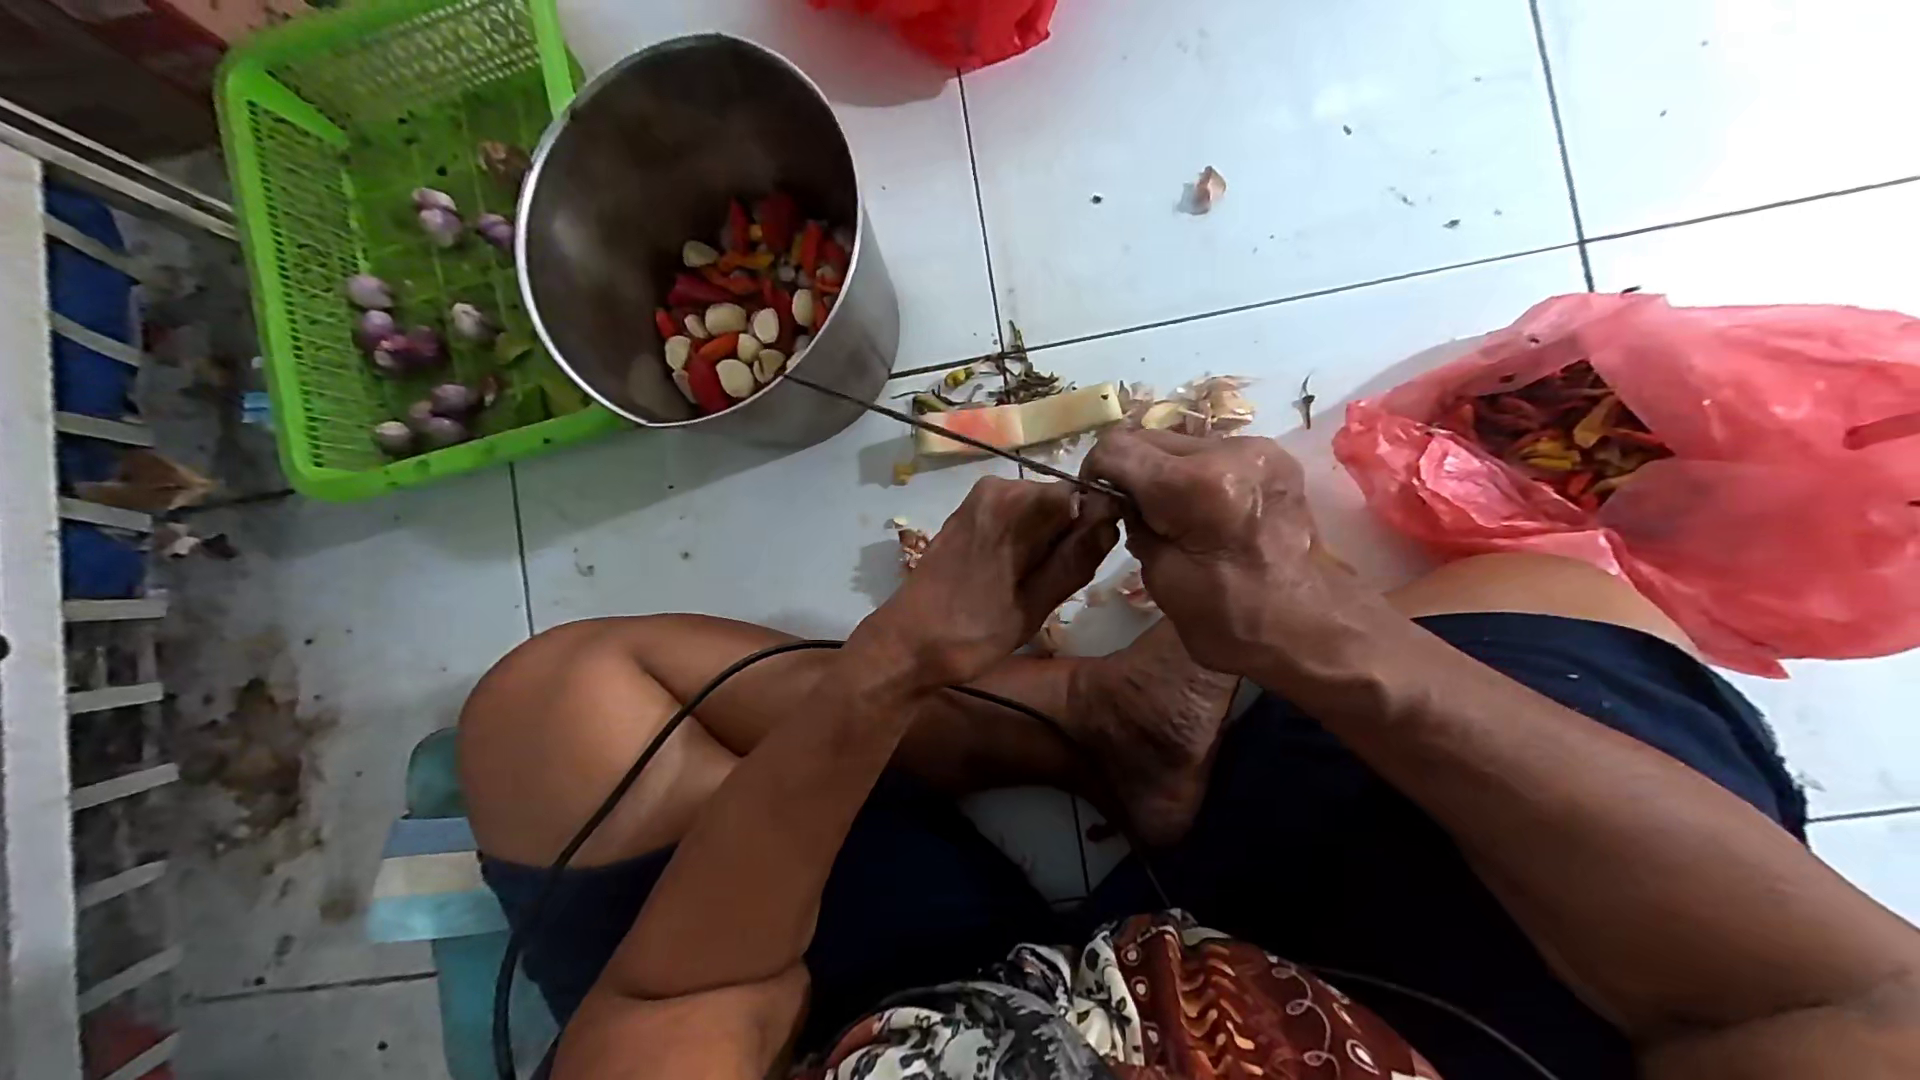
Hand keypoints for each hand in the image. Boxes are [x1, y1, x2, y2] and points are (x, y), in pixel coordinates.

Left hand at [852, 477, 1119, 688]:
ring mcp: (977, 500)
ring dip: (1044, 544)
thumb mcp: (1033, 606)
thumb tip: (1111, 521)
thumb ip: (1075, 561)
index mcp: (1014, 503)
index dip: (1092, 528)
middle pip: (1058, 502)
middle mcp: (996, 488)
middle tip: (1051, 586)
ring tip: (1029, 586)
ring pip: (1037, 513)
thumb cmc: (970, 633)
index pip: (1081, 495)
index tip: (1085, 564)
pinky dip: (1022, 544)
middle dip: (1066, 538)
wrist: (904, 646)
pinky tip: (1010, 578)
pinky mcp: (966, 516)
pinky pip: (1013, 520)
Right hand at [1082, 429, 1383, 674]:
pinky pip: (1209, 451)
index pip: (1116, 449)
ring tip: (1168, 515)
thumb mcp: (1161, 579)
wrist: (1317, 629)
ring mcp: (1257, 449)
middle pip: (1146, 438)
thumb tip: (1119, 500)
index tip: (1096, 500)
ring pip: (1177, 442)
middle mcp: (1229, 451)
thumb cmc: (1233, 621)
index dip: (1095, 472)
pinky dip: (1190, 473)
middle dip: (1128, 470)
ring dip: (1160, 471)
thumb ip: (1134, 525)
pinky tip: (1199, 509)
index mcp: (1196, 486)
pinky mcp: (1273, 456)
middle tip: (1128, 512)